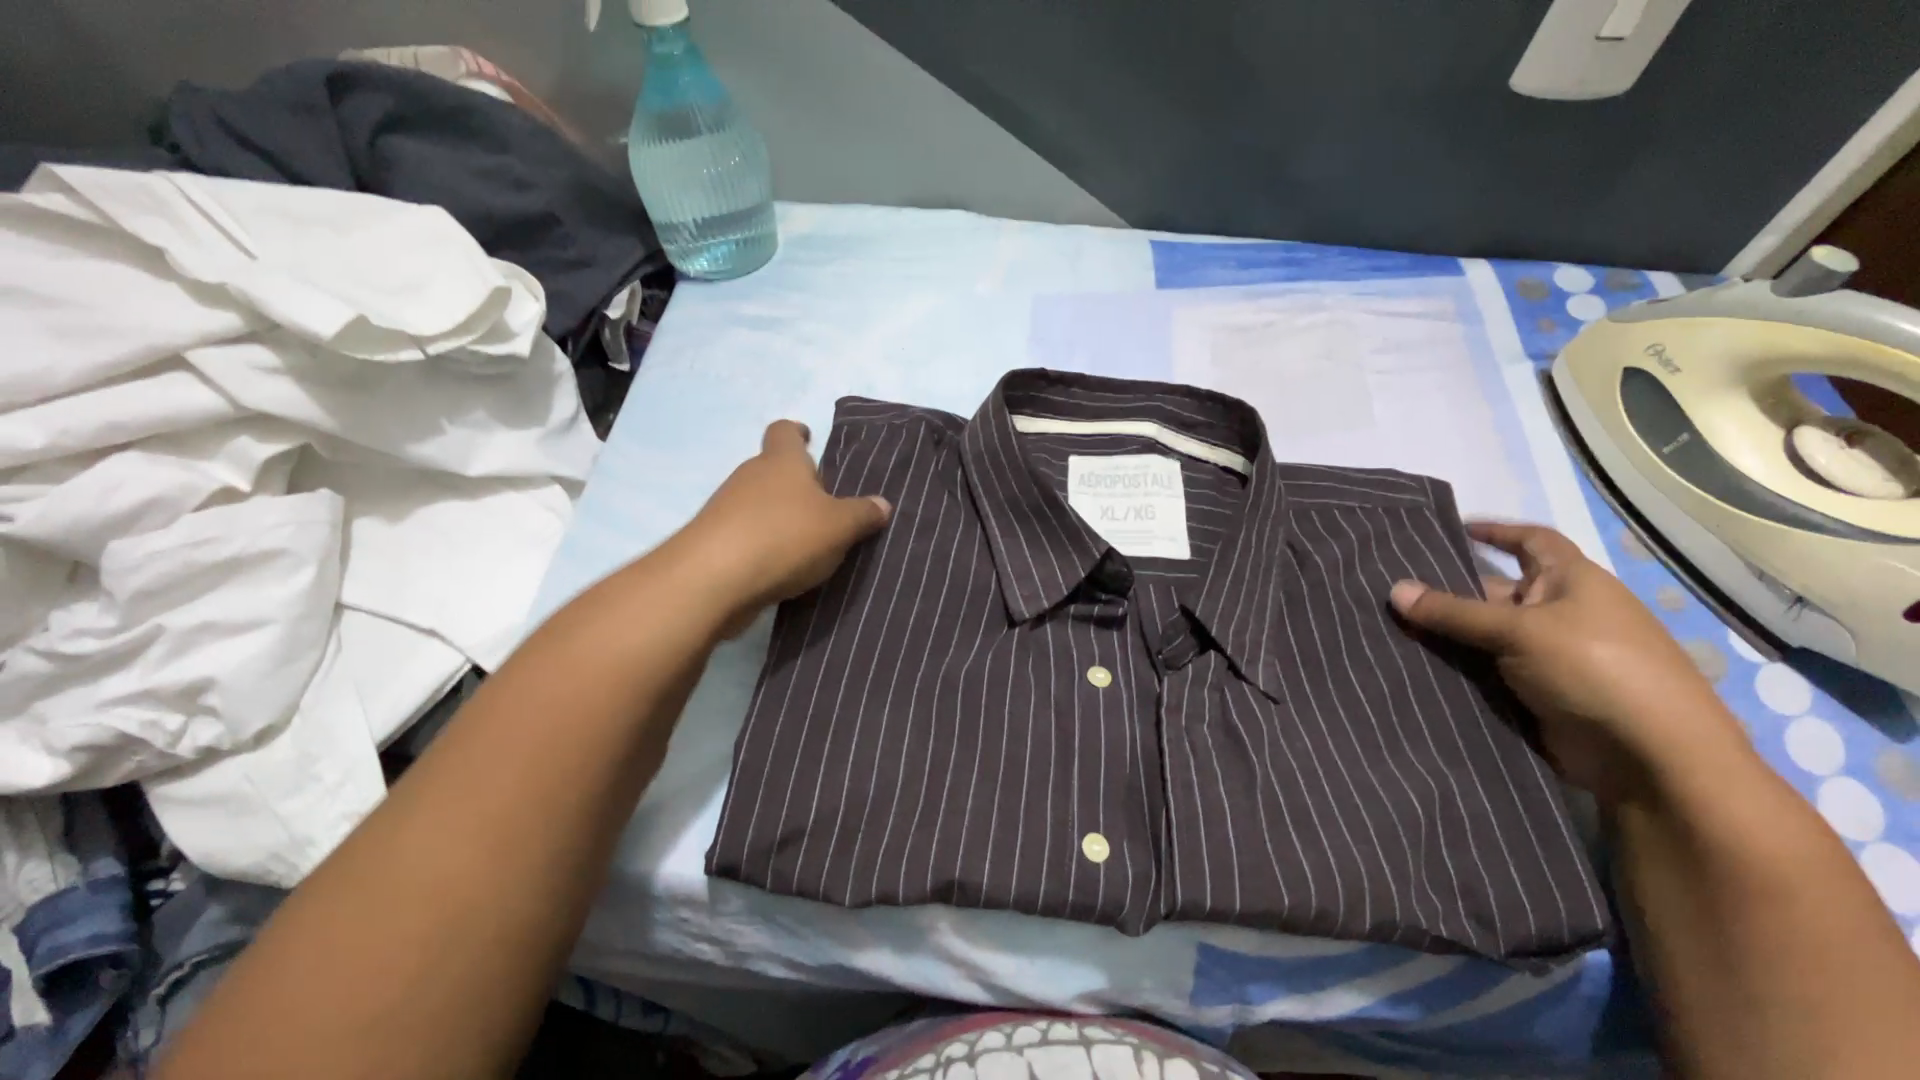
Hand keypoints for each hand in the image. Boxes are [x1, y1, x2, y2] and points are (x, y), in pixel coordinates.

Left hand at [665, 420, 890, 634]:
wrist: (714, 580)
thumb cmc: (784, 537)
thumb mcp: (839, 527)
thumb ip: (862, 515)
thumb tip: (882, 504)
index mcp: (782, 461)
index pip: (785, 431)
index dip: (798, 433)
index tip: (810, 440)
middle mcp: (750, 477)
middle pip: (774, 471)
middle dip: (798, 486)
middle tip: (827, 508)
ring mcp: (727, 509)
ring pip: (760, 505)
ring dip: (781, 520)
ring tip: (810, 547)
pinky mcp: (715, 543)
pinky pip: (748, 537)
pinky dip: (765, 547)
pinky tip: (784, 570)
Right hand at [1389, 521, 1747, 804]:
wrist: (1648, 754)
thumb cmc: (1595, 667)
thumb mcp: (1519, 630)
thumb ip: (1454, 612)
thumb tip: (1394, 589)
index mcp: (1571, 581)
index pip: (1531, 540)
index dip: (1497, 532)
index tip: (1451, 530)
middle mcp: (1560, 612)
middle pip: (1495, 591)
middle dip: (1449, 591)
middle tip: (1389, 589)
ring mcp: (1547, 656)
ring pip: (1484, 637)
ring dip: (1445, 635)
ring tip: (1386, 627)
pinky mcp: (1535, 694)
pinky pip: (1486, 673)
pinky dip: (1455, 670)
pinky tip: (1412, 666)